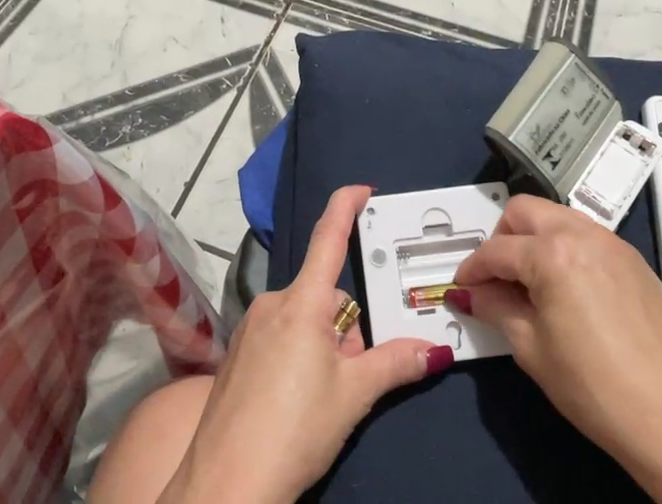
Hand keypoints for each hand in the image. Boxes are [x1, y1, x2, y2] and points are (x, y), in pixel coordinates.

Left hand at [162, 185, 452, 503]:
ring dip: (324, 343)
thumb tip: (435, 350)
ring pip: (303, 320)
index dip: (345, 207)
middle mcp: (272, 305)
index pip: (327, 239)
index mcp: (301, 303)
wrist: (225, 484)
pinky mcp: (236, 355)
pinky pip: (279, 337)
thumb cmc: (294, 428)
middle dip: (347, 325)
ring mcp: (250, 329)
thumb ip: (395, 364)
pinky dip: (299, 355)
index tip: (362, 187)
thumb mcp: (354, 395)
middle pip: (323, 295)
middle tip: (355, 371)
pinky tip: (299, 400)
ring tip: (328, 395)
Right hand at [449, 196, 661, 503]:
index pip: (496, 249)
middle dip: (502, 237)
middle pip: (526, 211)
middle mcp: (584, 234)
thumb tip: (476, 293)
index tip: (462, 288)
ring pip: (559, 218)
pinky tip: (567, 291)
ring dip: (535, 239)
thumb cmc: (595, 388)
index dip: (472, 269)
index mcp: (553, 253)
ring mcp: (615, 244)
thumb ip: (498, 309)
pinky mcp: (636, 262)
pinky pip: (587, 237)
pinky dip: (566, 250)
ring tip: (530, 285)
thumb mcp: (532, 350)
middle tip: (497, 279)